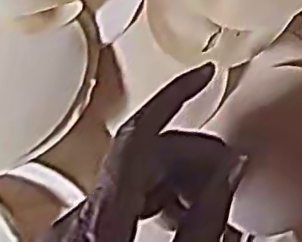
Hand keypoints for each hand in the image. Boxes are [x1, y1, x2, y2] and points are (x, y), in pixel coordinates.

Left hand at [45, 65, 242, 241]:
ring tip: (209, 210)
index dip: (175, 94)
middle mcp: (74, 223)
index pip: (139, 133)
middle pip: (146, 156)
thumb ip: (206, 217)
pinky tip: (178, 224)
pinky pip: (119, 204)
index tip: (206, 75)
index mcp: (101, 221)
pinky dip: (155, 203)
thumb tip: (234, 166)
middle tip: (230, 180)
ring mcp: (66, 237)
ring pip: (134, 180)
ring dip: (178, 182)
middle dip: (196, 157)